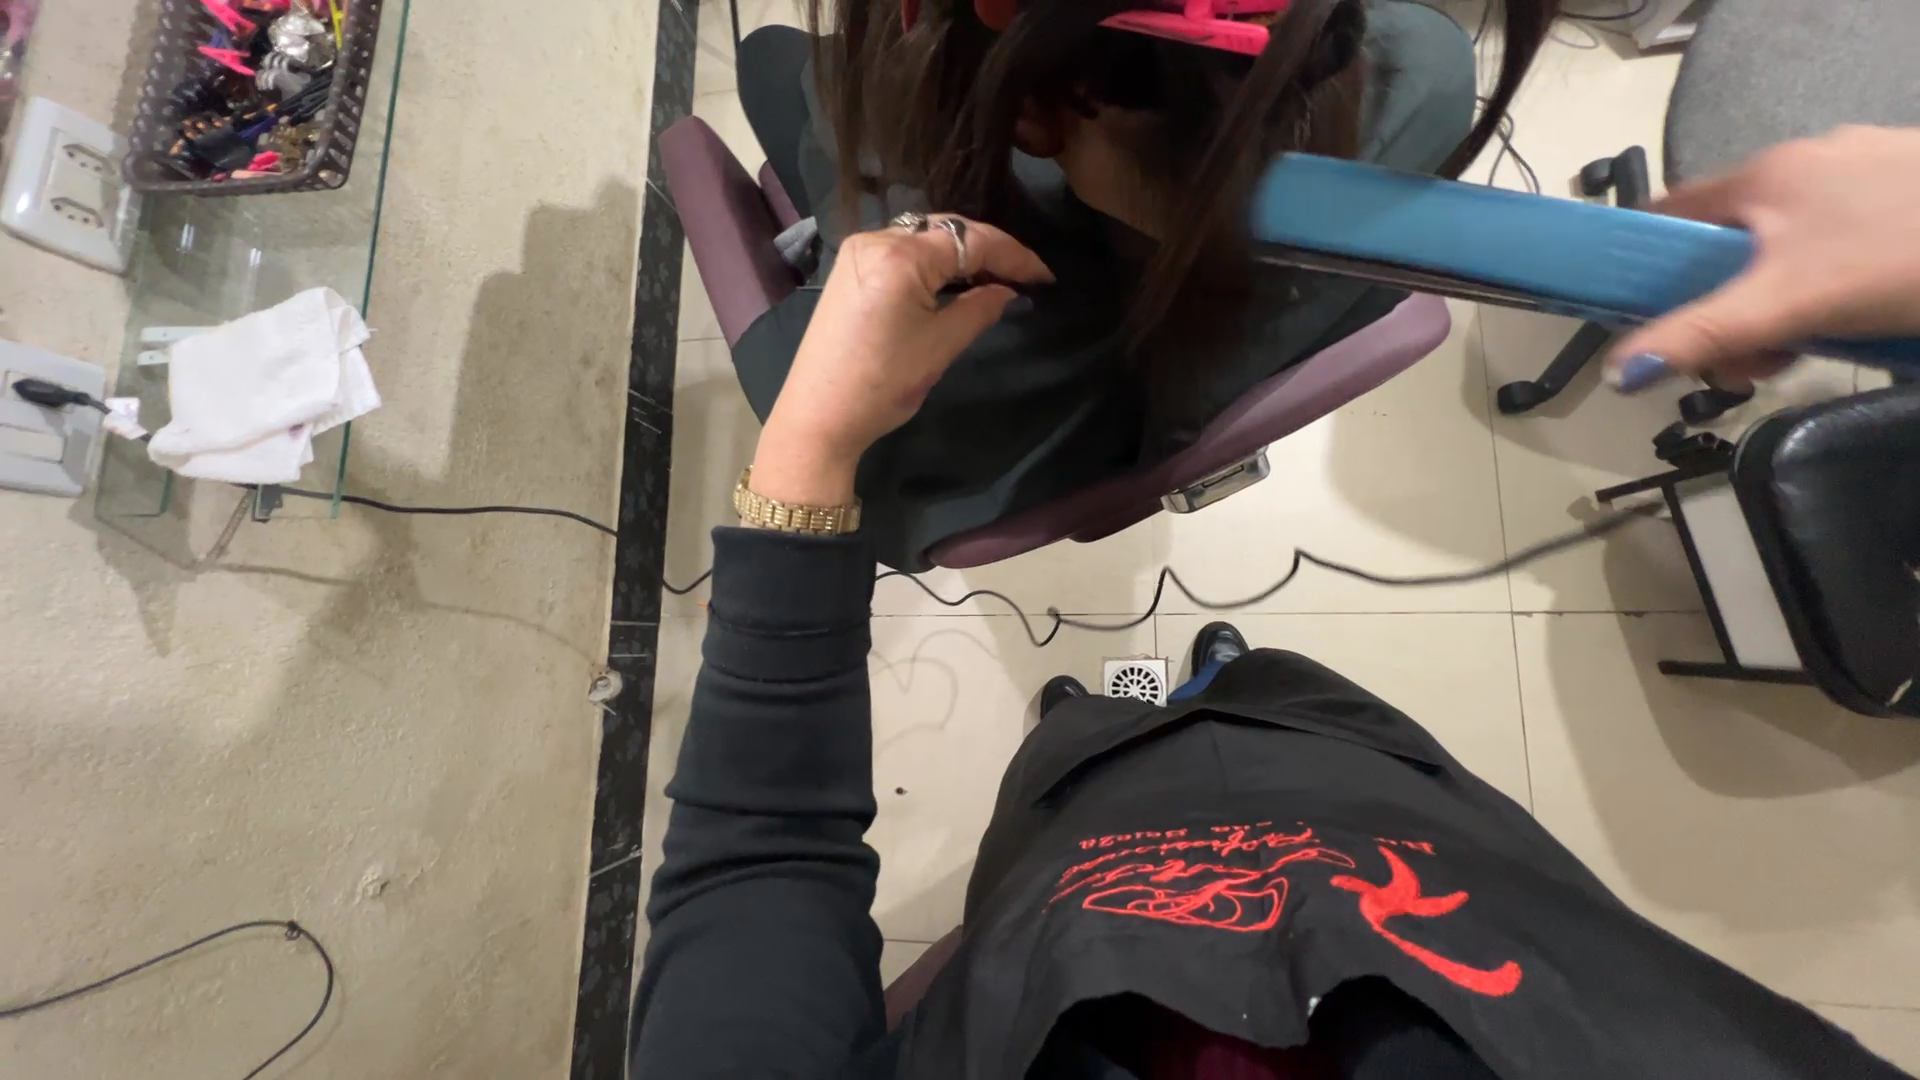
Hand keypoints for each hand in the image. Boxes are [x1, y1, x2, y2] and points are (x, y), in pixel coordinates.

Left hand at [748, 215, 1053, 506]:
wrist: (818, 416)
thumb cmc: (881, 385)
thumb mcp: (939, 348)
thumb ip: (978, 310)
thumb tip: (1007, 291)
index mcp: (900, 257)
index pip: (970, 241)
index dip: (1013, 256)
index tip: (1045, 277)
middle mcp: (876, 240)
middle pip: (946, 231)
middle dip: (988, 250)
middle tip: (1022, 277)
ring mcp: (858, 253)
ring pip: (923, 240)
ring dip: (959, 255)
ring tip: (993, 280)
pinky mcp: (849, 272)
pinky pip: (901, 253)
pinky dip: (931, 264)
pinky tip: (951, 283)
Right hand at [1608, 125, 1919, 392]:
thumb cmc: (1912, 256)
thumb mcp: (1789, 304)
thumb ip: (1697, 337)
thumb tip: (1617, 374)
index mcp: (1765, 175)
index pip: (1662, 216)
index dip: (1638, 267)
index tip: (1640, 317)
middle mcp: (1809, 164)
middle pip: (1719, 246)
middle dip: (1713, 309)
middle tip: (1738, 357)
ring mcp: (1867, 177)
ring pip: (1775, 252)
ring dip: (1767, 310)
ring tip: (1799, 348)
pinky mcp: (1907, 200)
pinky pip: (1829, 248)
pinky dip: (1820, 291)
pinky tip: (1846, 319)